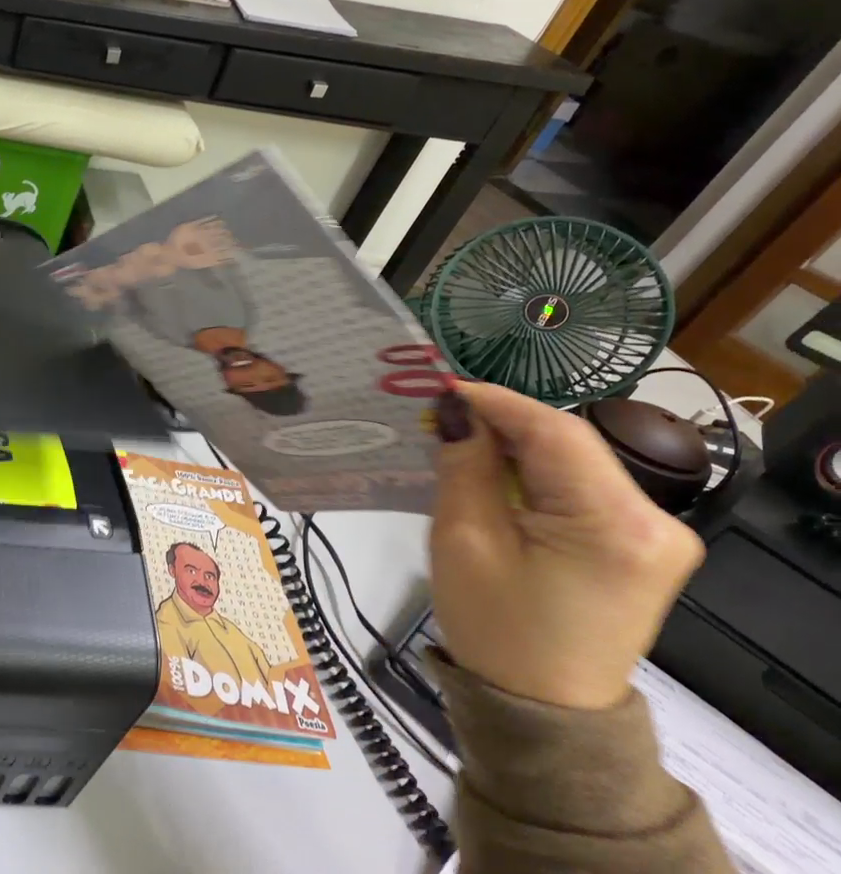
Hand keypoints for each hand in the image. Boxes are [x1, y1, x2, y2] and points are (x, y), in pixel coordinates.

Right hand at [428, 383, 704, 710]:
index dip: (496, 402)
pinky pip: (584, 490)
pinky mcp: (642, 547)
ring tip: (457, 442)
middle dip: (504, 424)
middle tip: (438, 415)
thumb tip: (453, 410)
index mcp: (617, 525)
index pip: (556, 433)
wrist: (542, 709)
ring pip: (577, 464)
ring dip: (518, 449)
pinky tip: (495, 476)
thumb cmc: (496, 628)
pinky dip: (537, 476)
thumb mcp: (464, 541)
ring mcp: (657, 536)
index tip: (439, 386)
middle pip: (571, 446)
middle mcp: (656, 522)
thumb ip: (465, 467)